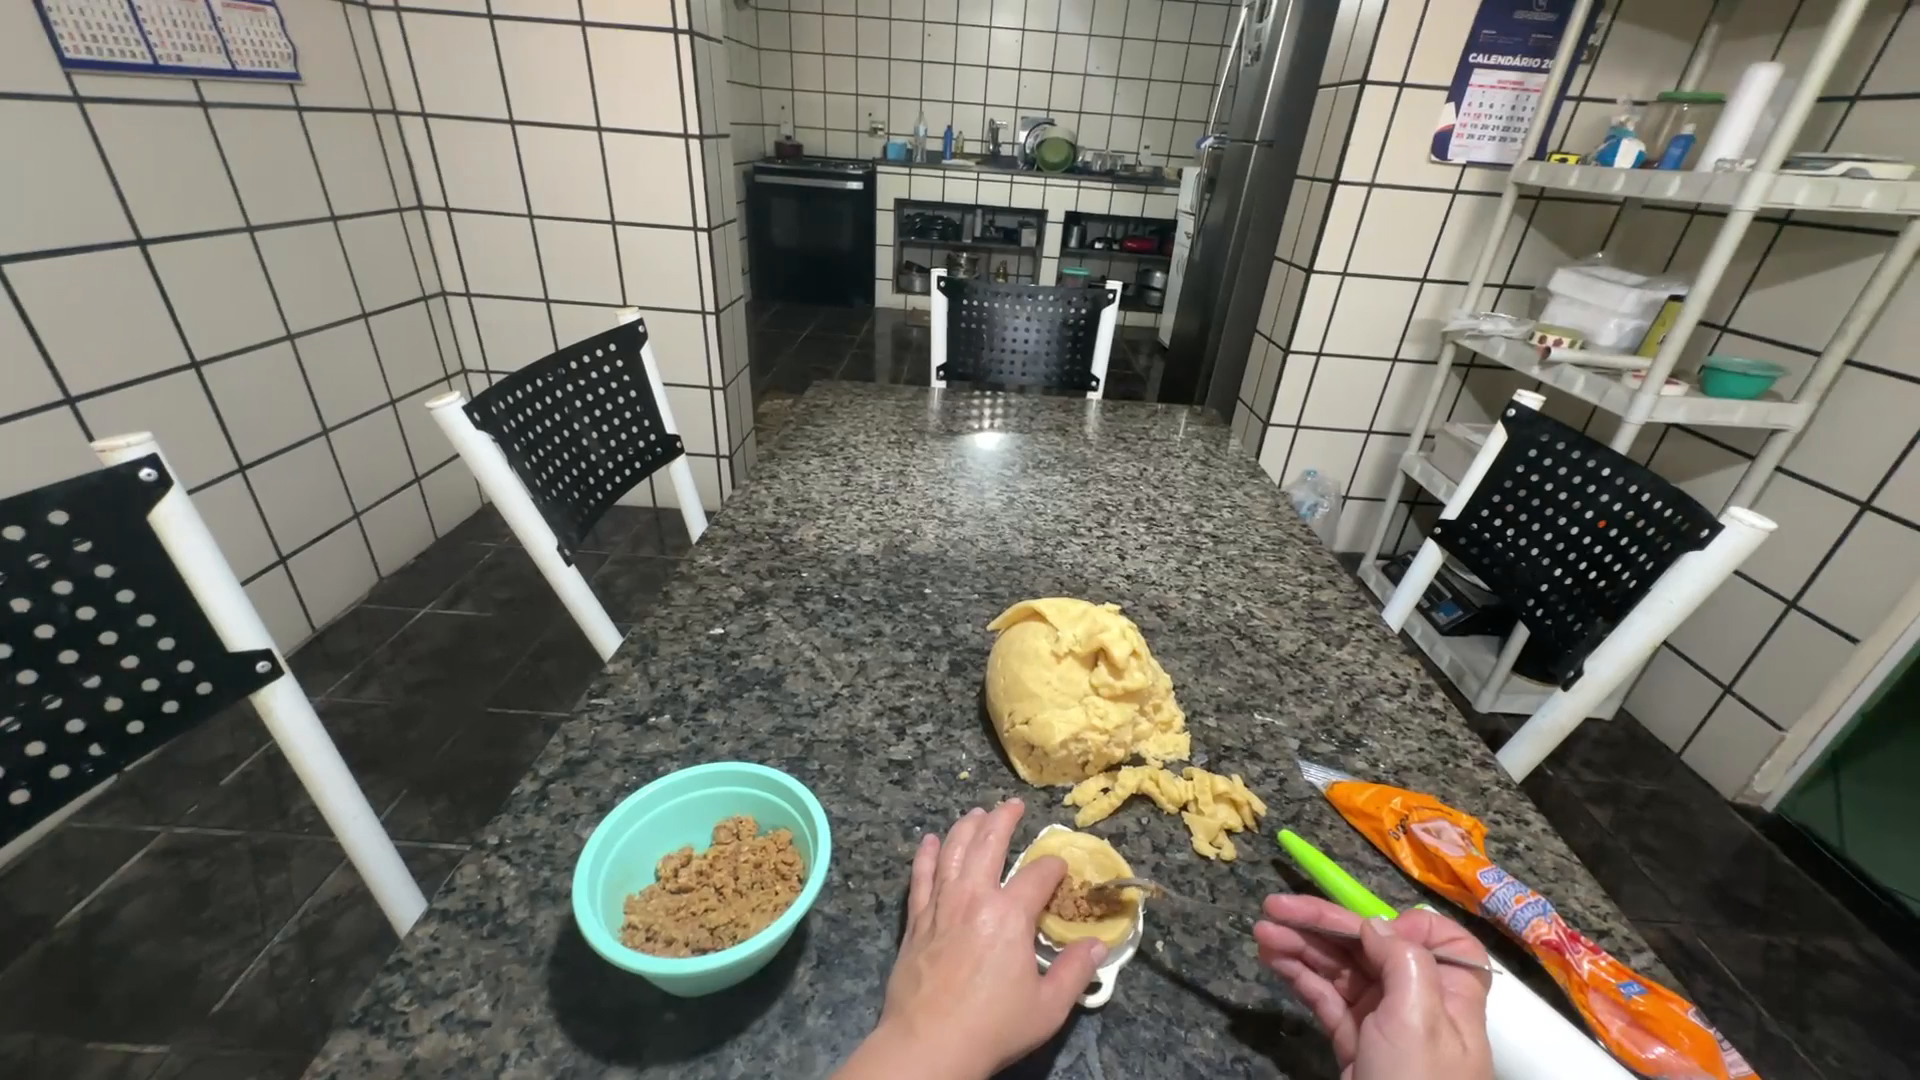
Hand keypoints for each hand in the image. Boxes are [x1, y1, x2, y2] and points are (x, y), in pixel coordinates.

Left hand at [835, 800, 1104, 1079]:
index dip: (1053, 866)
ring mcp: (941, 903)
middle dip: (1004, 818)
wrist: (929, 1044)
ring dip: (967, 826)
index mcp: (1010, 914)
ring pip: (953, 850)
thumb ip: (1075, 972)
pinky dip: (926, 854)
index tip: (1060, 867)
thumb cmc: (993, 1026)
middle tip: (1013, 805)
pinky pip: (920, 875)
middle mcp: (974, 896)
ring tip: (977, 813)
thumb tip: (1099, 945)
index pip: (1038, 874)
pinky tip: (930, 840)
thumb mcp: (1047, 1007)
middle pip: (989, 842)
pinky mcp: (916, 918)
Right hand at [1254, 894, 1492, 1079]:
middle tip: (1274, 907)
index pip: (1445, 946)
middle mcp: (1417, 1004)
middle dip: (1323, 923)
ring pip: (1341, 969)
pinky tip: (1272, 960)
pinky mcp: (1353, 1044)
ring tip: (1260, 934)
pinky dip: (1298, 975)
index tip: (1368, 924)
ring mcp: (1383, 1025)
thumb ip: (1402, 961)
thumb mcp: (1419, 1022)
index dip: (1410, 925)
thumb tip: (1375, 926)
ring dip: (1301, 946)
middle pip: (1372, 947)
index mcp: (1447, 997)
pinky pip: (1324, 996)